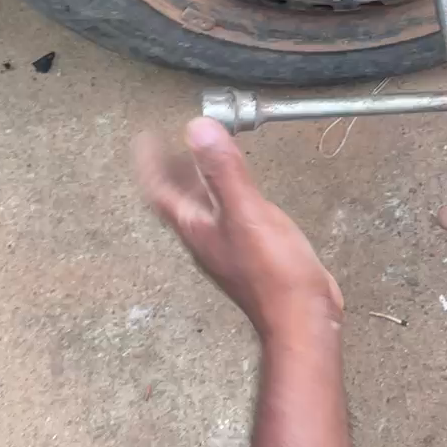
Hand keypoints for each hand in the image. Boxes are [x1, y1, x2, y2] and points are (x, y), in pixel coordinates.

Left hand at [134, 118, 343, 347]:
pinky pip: (229, 215)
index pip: (161, 192)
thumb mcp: (246, 213)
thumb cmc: (273, 275)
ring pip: (204, 208)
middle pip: (180, 200)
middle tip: (174, 146)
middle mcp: (207, 239)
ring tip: (204, 160)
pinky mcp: (252, 253)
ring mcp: (228, 248)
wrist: (301, 316)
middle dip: (175, 170)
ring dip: (200, 181)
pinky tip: (243, 192)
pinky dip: (227, 194)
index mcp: (197, 229)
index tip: (146, 139)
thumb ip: (222, 171)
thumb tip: (198, 130)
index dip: (151, 164)